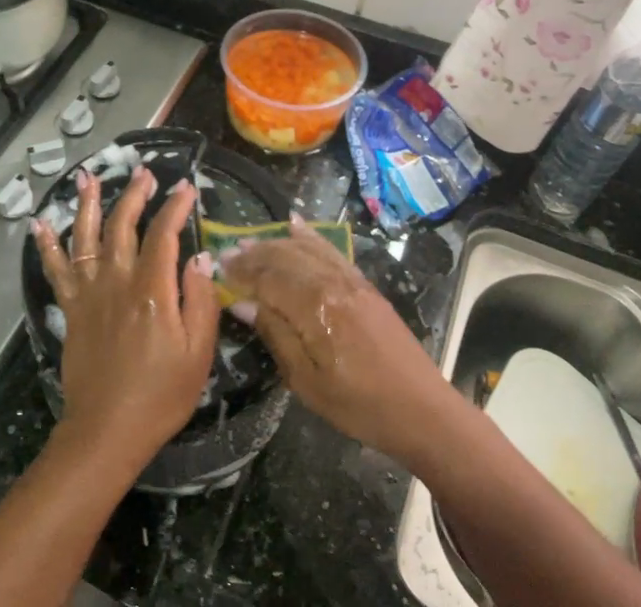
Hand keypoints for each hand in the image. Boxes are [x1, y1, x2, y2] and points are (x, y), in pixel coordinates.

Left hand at [32, 166, 220, 466]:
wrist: (107, 429)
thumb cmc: (161, 395)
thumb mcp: (197, 353)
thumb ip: (200, 300)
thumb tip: (200, 256)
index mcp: (151, 291)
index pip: (163, 235)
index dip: (175, 208)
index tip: (186, 188)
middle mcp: (116, 282)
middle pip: (122, 226)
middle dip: (134, 195)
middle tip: (145, 173)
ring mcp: (89, 293)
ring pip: (85, 237)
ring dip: (87, 204)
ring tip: (88, 176)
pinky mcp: (71, 309)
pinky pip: (56, 269)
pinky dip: (46, 245)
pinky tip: (39, 223)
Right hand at [220, 218, 452, 459]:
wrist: (424, 412)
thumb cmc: (360, 406)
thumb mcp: (307, 382)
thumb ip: (276, 336)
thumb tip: (242, 304)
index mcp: (316, 309)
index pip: (268, 279)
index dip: (241, 272)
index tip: (217, 268)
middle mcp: (333, 285)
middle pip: (286, 258)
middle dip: (255, 254)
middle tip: (228, 254)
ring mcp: (353, 283)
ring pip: (308, 250)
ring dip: (277, 244)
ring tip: (251, 242)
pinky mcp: (367, 288)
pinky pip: (333, 252)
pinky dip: (312, 238)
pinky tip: (296, 227)